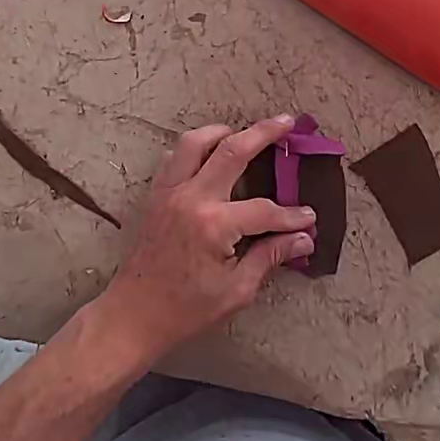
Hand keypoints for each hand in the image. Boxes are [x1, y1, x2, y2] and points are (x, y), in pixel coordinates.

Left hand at [93, 117, 315, 354]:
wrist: (130, 318)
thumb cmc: (185, 310)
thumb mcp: (236, 290)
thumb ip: (270, 256)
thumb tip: (304, 239)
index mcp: (214, 225)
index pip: (265, 210)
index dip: (291, 215)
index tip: (309, 219)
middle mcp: (191, 199)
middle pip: (232, 150)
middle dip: (265, 133)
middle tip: (287, 122)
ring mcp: (170, 193)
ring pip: (196, 142)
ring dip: (224, 132)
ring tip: (244, 133)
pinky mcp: (156, 196)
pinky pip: (175, 157)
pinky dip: (196, 149)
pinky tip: (211, 155)